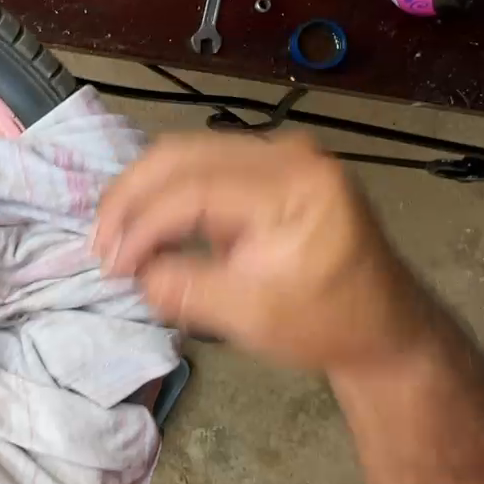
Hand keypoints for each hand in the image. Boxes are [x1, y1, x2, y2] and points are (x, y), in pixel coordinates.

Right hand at [92, 133, 446, 372]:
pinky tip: (141, 222)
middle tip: (99, 244)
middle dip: (129, 199)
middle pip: (179, 155)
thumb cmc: (326, 325)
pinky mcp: (265, 166)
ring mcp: (277, 154)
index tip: (112, 266)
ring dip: (139, 192)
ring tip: (113, 235)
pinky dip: (160, 192)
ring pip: (180, 154)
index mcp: (297, 185)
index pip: (193, 190)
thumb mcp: (250, 316)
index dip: (141, 226)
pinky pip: (195, 164)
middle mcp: (287, 153)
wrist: (385, 329)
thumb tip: (129, 269)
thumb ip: (182, 288)